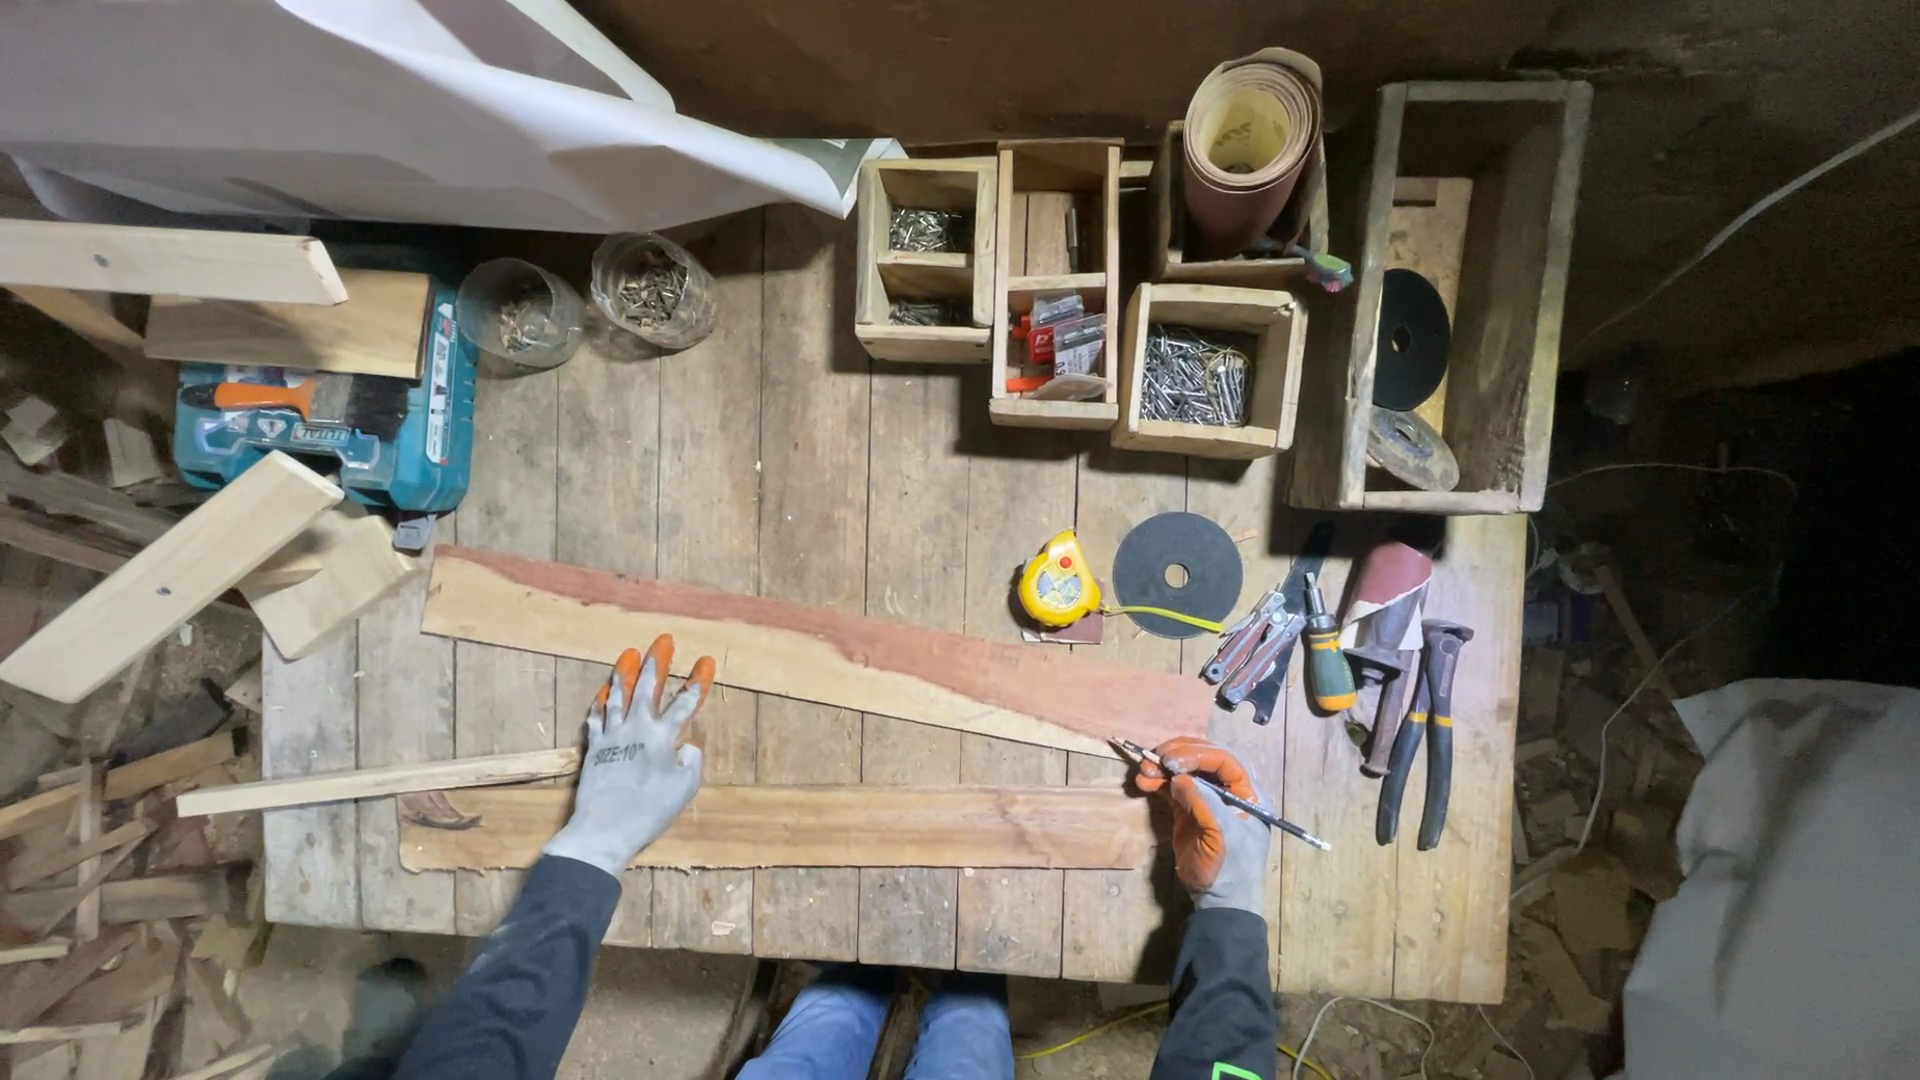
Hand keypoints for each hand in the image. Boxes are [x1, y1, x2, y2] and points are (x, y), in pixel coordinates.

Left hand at [542, 636, 714, 877]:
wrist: (603, 830)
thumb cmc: (650, 811)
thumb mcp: (685, 789)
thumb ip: (691, 762)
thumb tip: (687, 746)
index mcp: (662, 737)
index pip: (685, 703)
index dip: (697, 682)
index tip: (705, 662)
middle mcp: (637, 728)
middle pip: (647, 689)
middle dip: (656, 663)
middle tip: (662, 642)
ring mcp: (612, 737)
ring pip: (618, 698)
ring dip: (624, 675)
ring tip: (627, 656)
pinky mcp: (593, 749)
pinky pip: (596, 719)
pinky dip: (600, 704)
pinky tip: (602, 695)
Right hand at [1132, 737, 1270, 915]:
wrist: (1219, 901)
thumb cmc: (1231, 868)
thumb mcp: (1224, 836)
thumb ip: (1204, 803)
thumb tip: (1179, 777)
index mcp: (1248, 793)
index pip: (1225, 760)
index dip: (1199, 755)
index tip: (1174, 762)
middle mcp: (1228, 790)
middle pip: (1205, 757)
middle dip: (1180, 754)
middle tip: (1159, 757)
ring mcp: (1206, 798)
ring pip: (1185, 769)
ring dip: (1163, 766)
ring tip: (1145, 770)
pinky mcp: (1187, 808)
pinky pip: (1171, 786)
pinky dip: (1157, 781)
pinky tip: (1143, 781)